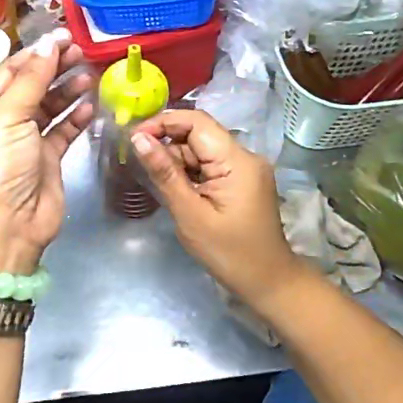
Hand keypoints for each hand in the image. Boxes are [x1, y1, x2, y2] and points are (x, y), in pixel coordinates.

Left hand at [0, 30, 95, 273]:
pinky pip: (63, 131)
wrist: (1, 231)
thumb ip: (32, 79)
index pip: (11, 70)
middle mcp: (1, 121)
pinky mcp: (46, 160)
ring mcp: (25, 142)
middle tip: (83, 52)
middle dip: (56, 68)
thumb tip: (49, 43)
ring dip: (68, 90)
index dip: (38, 53)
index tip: (66, 36)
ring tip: (90, 75)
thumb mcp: (7, 117)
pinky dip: (76, 117)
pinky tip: (90, 104)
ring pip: (50, 107)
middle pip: (32, 86)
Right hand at [131, 110, 304, 307]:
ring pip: (204, 149)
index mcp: (237, 160)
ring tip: (157, 181)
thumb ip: (165, 173)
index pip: (198, 122)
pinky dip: (191, 171)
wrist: (268, 281)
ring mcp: (247, 167)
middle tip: (140, 163)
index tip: (134, 137)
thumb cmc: (228, 252)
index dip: (164, 122)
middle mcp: (245, 155)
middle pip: (200, 134)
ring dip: (178, 160)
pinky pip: (212, 164)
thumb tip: (139, 138)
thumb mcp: (190, 214)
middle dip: (168, 143)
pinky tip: (177, 188)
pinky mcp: (244, 179)